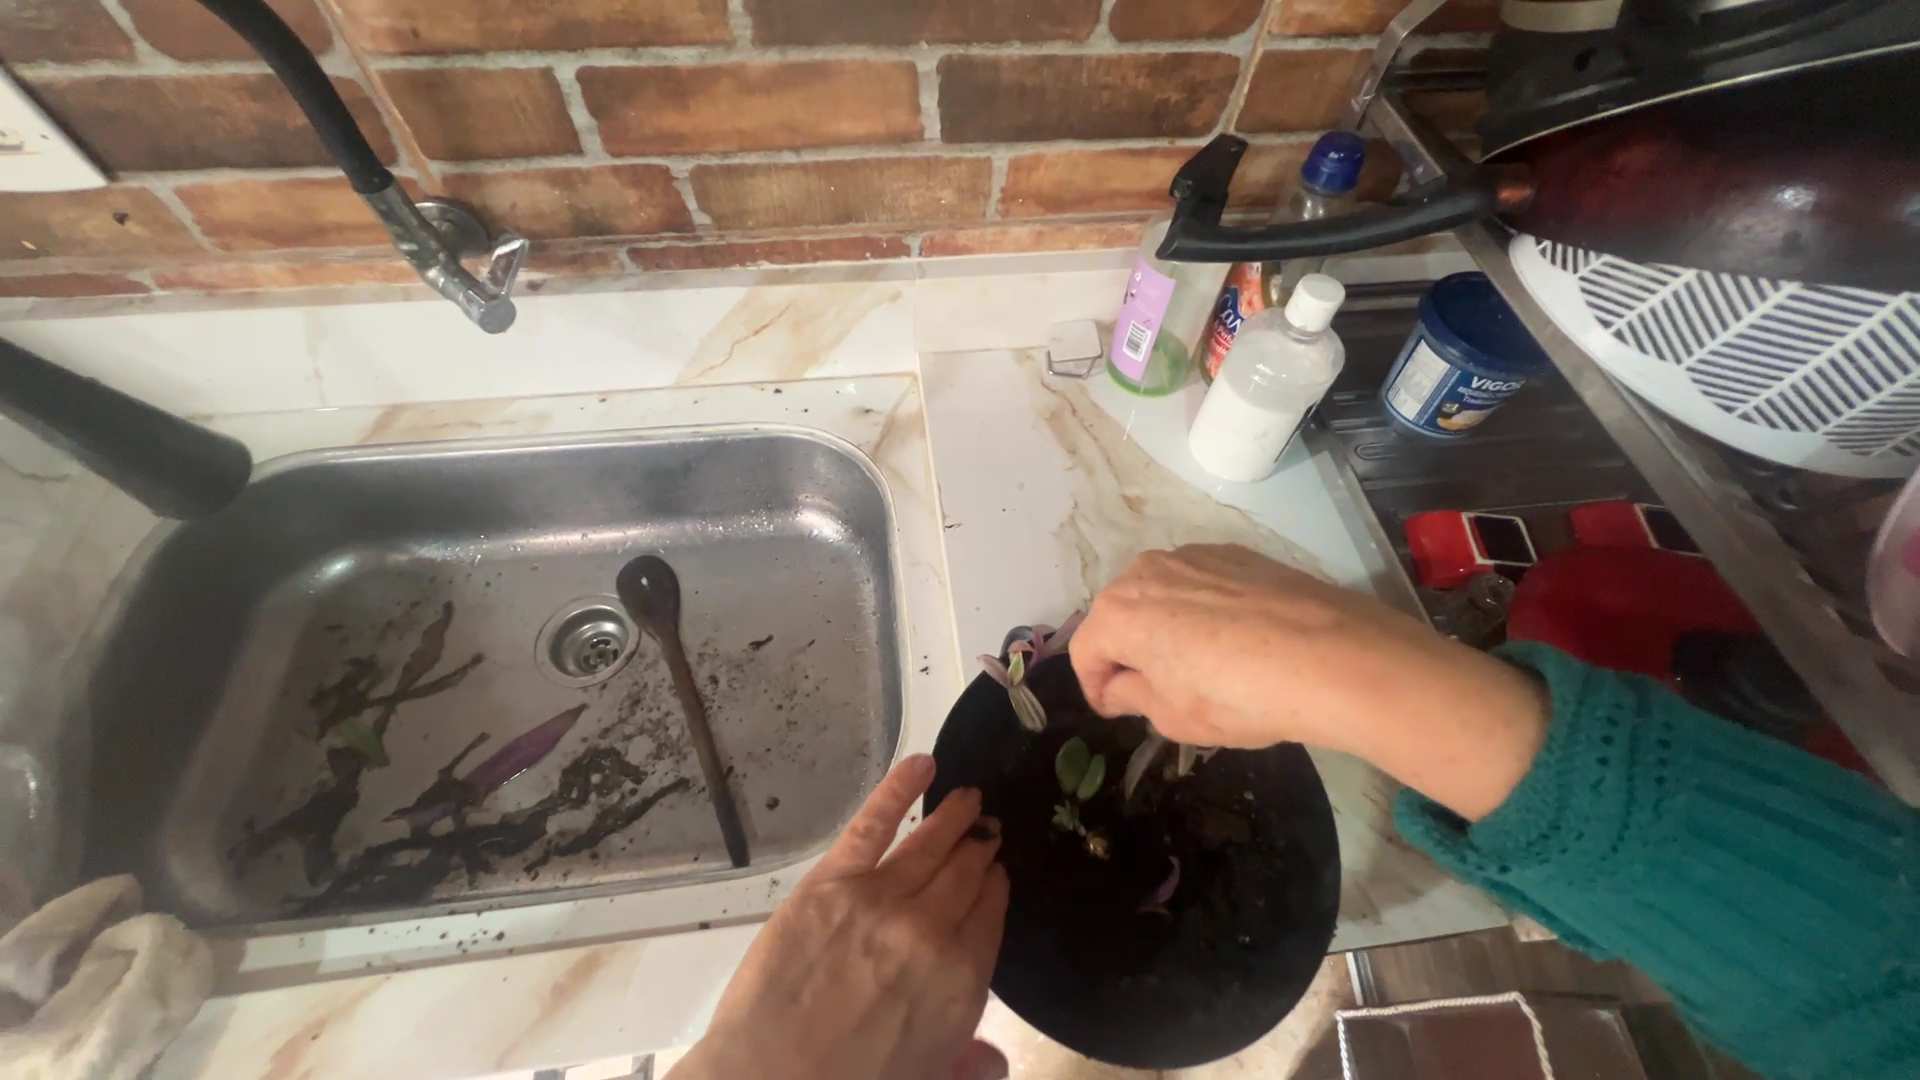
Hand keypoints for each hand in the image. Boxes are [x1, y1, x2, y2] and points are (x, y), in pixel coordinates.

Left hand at [669, 755, 1010, 1079]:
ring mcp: (882, 899)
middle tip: (987, 827)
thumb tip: (996, 1059)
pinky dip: (900, 788)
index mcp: (959, 983)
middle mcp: (931, 932)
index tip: (996, 871)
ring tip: (969, 797)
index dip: (994, 887)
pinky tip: (924, 764)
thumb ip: (966, 1065)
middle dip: (979, 847)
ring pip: (930, 845)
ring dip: (954, 816)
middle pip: (965, 873)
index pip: (990, 915)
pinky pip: (876, 822)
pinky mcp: (833, 880)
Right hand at [1070, 545, 1549, 819]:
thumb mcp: (1174, 716)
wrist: (1336, 658)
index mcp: (1118, 612)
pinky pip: (1198, 584)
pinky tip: (1234, 639)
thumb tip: (1119, 687)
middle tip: (1155, 690)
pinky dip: (1200, 609)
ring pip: (1159, 595)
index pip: (1085, 653)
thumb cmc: (1239, 697)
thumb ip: (1132, 696)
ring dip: (1163, 627)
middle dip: (1127, 652)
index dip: (1095, 688)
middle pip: (1118, 616)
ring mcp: (1192, 556)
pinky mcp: (1234, 552)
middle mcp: (1145, 571)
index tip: (1114, 711)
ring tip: (1198, 663)